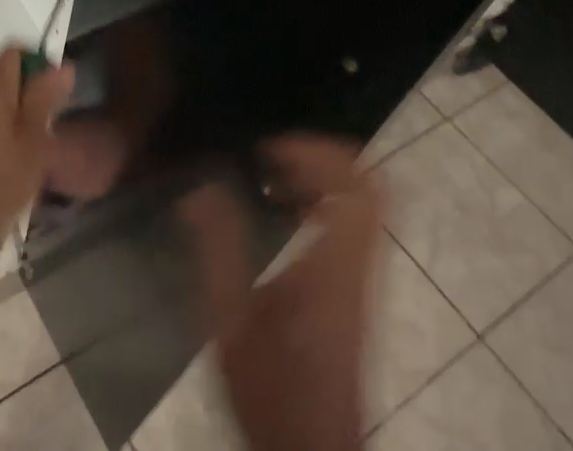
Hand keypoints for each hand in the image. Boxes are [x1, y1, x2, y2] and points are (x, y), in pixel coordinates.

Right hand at [180, 135, 382, 450]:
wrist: (312, 444)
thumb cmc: (270, 387)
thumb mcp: (230, 320)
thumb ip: (218, 249)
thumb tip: (201, 187)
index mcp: (333, 266)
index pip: (354, 188)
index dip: (317, 153)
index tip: (267, 150)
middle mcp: (360, 263)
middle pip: (371, 185)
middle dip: (325, 155)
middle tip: (273, 153)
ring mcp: (364, 275)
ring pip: (367, 201)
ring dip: (324, 177)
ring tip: (270, 175)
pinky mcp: (358, 287)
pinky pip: (355, 222)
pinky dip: (324, 201)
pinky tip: (279, 212)